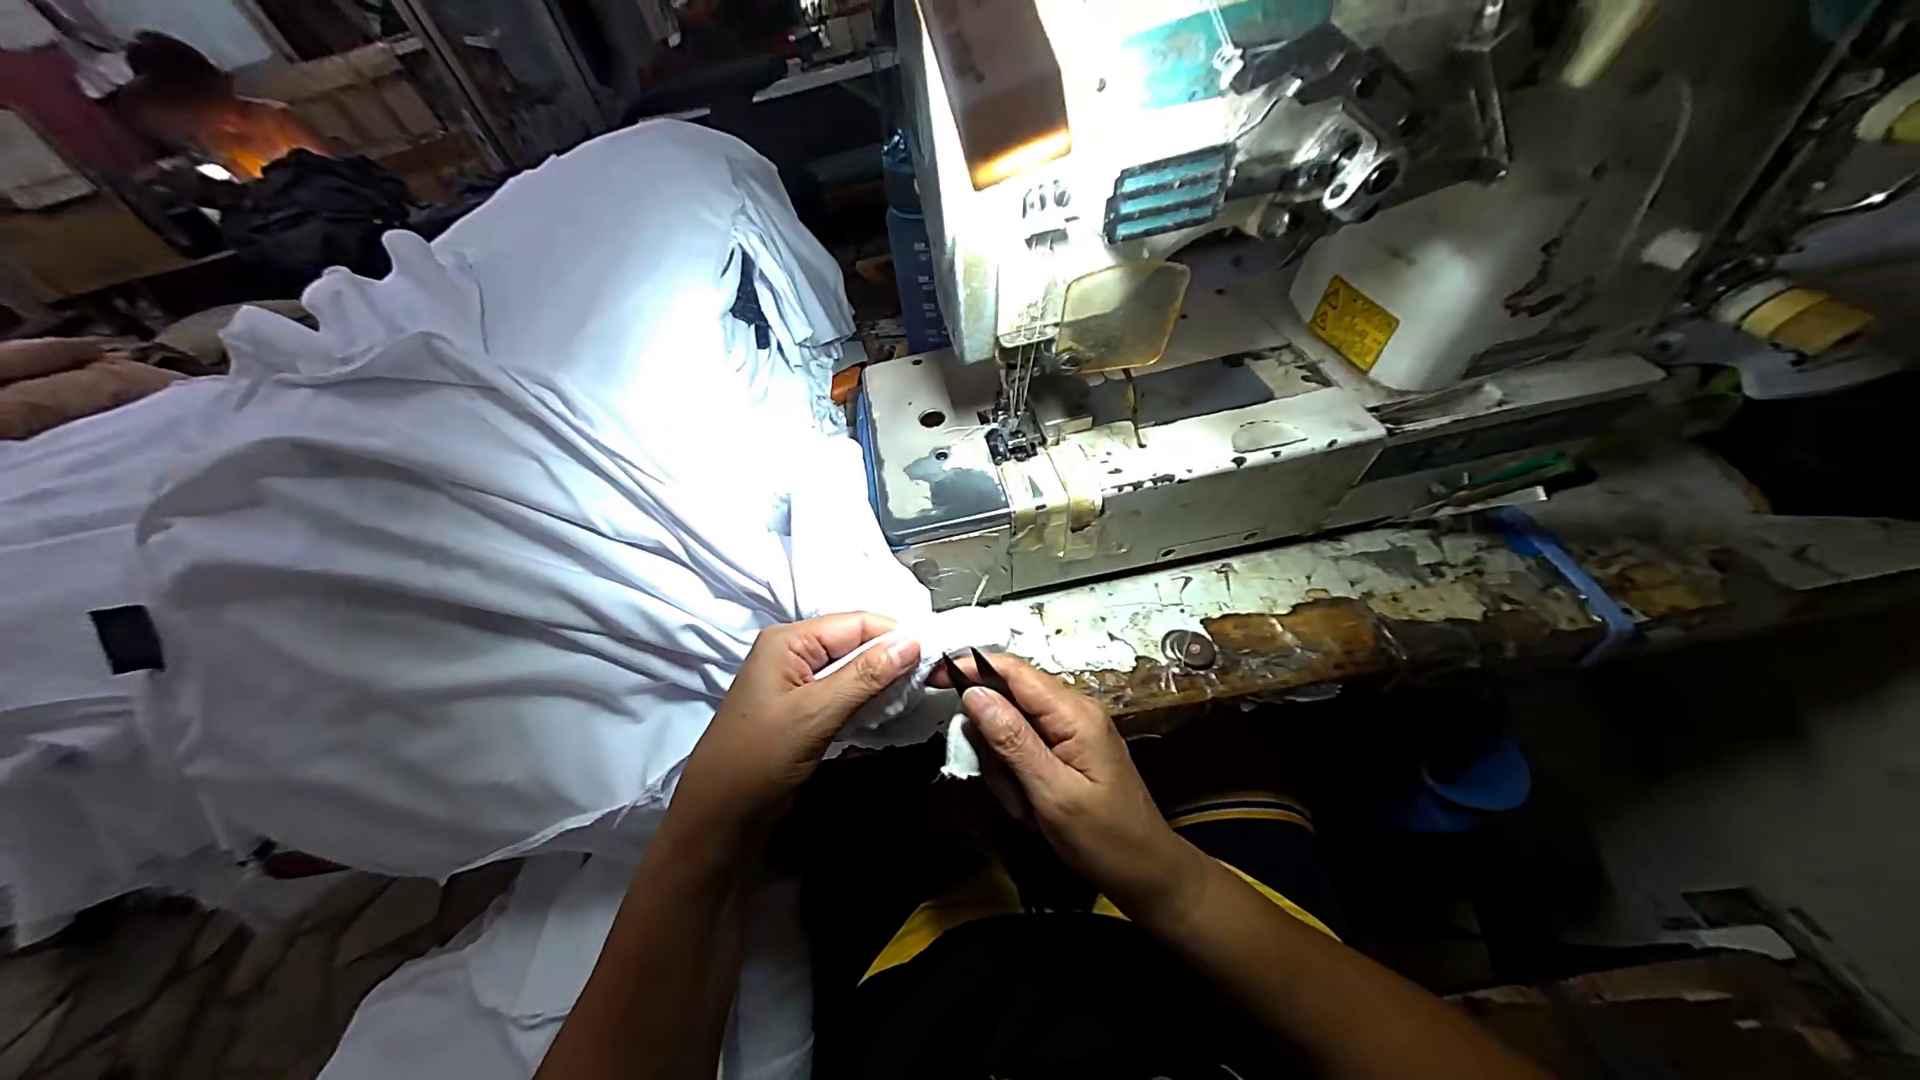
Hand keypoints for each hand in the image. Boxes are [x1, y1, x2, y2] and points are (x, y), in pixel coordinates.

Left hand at [668, 613, 919, 845]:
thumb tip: (913, 640)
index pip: (856, 622)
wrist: (718, 817)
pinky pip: (842, 690)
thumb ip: (866, 675)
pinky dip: (866, 697)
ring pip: (852, 667)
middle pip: (855, 641)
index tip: (935, 653)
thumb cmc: (761, 757)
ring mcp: (796, 680)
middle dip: (891, 656)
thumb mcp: (817, 712)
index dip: (896, 634)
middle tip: (930, 676)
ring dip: (881, 679)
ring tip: (914, 692)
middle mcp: (792, 652)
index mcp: (789, 640)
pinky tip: (887, 707)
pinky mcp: (802, 707)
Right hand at [946, 654, 1205, 916]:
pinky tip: (1031, 806)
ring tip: (1026, 806)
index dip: (973, 667)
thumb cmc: (1106, 839)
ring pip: (1012, 729)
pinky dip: (1017, 776)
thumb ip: (1012, 739)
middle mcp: (1073, 712)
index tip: (935, 675)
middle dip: (993, 743)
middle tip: (1007, 787)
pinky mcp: (1067, 750)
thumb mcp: (1052, 793)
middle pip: (1009, 701)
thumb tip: (974, 692)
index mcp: (1074, 714)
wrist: (1147, 874)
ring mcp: (1071, 731)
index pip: (1015, 671)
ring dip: (1006, 769)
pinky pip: (1025, 749)